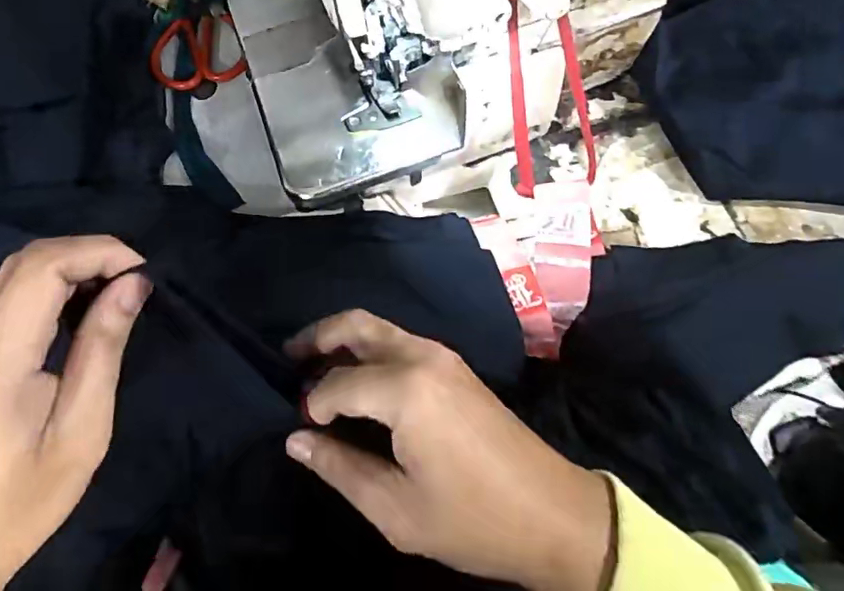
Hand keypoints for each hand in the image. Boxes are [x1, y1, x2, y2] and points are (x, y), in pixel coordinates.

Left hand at [0, 237, 152, 590]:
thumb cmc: (16, 507)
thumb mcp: (80, 435)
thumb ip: (103, 350)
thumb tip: (132, 284)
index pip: (43, 268)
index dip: (96, 251)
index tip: (141, 271)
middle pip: (29, 261)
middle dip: (88, 253)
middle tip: (134, 279)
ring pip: (17, 273)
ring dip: (70, 267)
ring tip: (115, 291)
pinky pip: (9, 297)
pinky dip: (51, 287)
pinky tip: (79, 312)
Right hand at [285, 310, 614, 590]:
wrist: (554, 514)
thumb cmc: (473, 520)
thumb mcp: (397, 511)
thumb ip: (340, 469)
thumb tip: (296, 440)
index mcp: (405, 390)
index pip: (337, 384)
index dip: (314, 405)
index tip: (306, 430)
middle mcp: (419, 356)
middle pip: (355, 324)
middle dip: (317, 336)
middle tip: (289, 358)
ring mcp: (440, 354)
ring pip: (376, 326)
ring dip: (342, 338)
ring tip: (314, 364)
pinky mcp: (452, 363)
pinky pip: (397, 339)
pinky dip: (367, 347)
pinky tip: (356, 376)